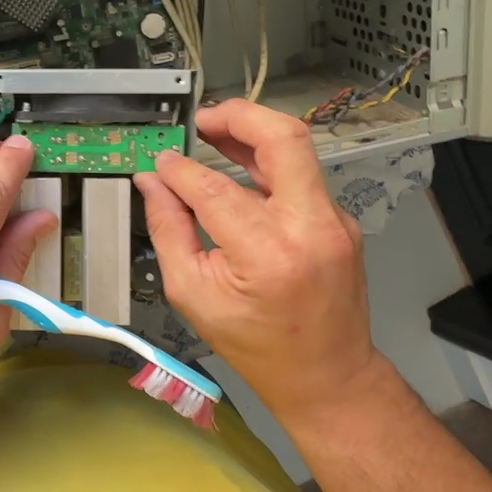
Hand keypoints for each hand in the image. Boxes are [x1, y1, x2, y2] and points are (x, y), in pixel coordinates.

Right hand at [134, 99, 380, 420]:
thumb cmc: (256, 346)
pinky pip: (300, 176)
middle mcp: (310, 226)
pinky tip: (239, 171)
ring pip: (297, 149)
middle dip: (237, 116)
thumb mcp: (193, 294)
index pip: (214, 187)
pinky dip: (266, 164)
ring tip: (213, 133)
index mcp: (268, 253)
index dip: (178, 170)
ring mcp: (334, 220)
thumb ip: (169, 230)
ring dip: (253, 134)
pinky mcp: (339, 220)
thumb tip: (153, 184)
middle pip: (283, 137)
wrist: (327, 375)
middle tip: (201, 119)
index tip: (159, 163)